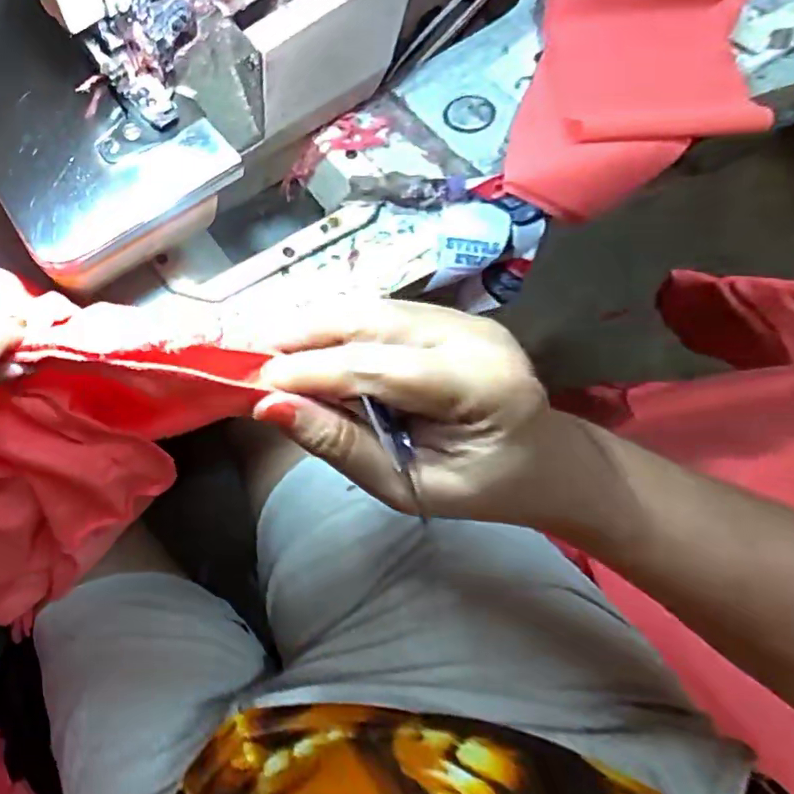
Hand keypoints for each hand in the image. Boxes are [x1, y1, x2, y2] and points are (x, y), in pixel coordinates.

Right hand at [237, 297, 628, 536]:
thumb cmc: (479, 486)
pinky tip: (302, 346)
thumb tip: (269, 407)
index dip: (309, 371)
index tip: (255, 385)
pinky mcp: (441, 311)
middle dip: (298, 337)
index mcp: (481, 385)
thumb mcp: (407, 486)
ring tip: (267, 353)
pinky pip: (369, 310)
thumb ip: (339, 444)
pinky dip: (327, 326)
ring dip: (307, 327)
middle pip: (364, 321)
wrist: (545, 460)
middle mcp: (472, 335)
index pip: (376, 366)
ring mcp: (458, 316)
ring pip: (361, 308)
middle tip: (248, 361)